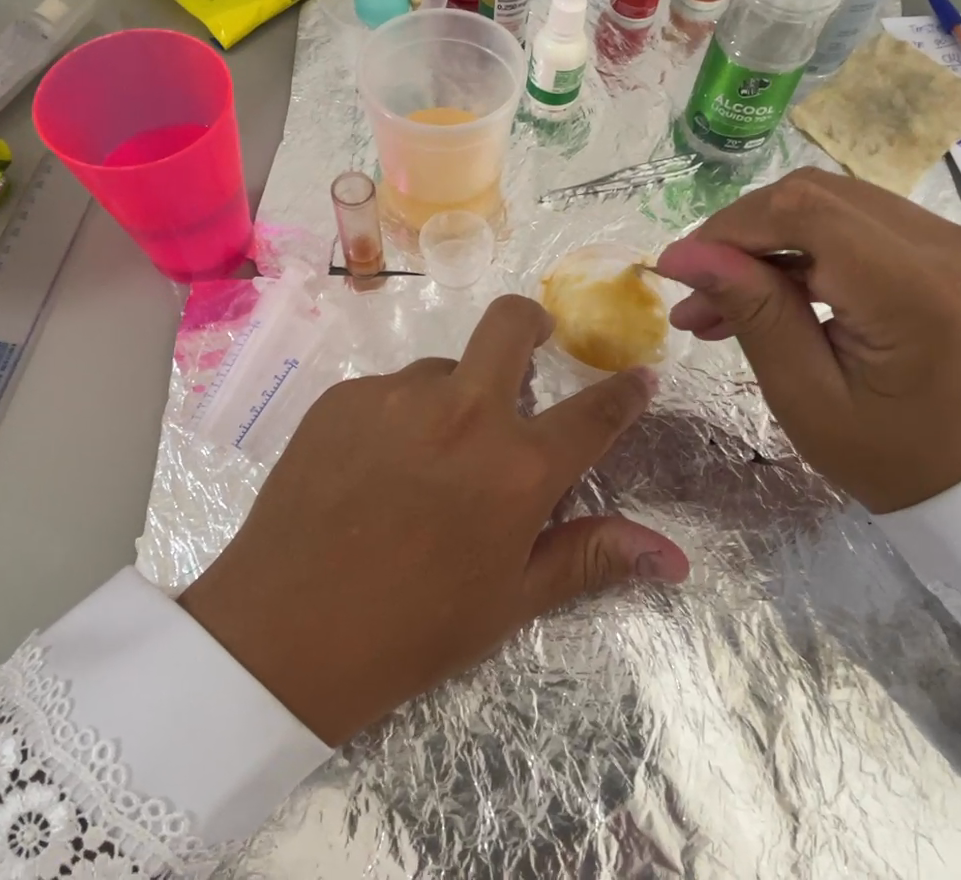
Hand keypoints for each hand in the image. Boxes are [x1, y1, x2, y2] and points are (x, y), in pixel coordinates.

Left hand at [178, 296, 689, 744]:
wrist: (285, 635)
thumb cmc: (413, 629)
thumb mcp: (511, 598)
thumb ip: (591, 557)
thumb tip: (675, 558)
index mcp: (517, 467)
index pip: (594, 413)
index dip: (625, 393)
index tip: (638, 378)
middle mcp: (462, 413)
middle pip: (510, 324)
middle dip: (533, 324)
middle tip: (535, 345)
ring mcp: (394, 397)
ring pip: (443, 368)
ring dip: (454, 396)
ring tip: (430, 458)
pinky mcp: (340, 399)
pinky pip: (388, 391)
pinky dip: (399, 416)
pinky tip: (375, 469)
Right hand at [655, 169, 960, 513]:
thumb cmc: (888, 459)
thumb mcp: (804, 397)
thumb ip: (754, 312)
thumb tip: (684, 255)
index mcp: (923, 296)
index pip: (808, 214)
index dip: (732, 228)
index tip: (680, 266)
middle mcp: (959, 249)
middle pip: (820, 197)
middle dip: (744, 236)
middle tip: (698, 292)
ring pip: (838, 204)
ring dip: (771, 243)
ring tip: (723, 301)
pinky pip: (865, 224)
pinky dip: (809, 250)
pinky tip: (774, 289)